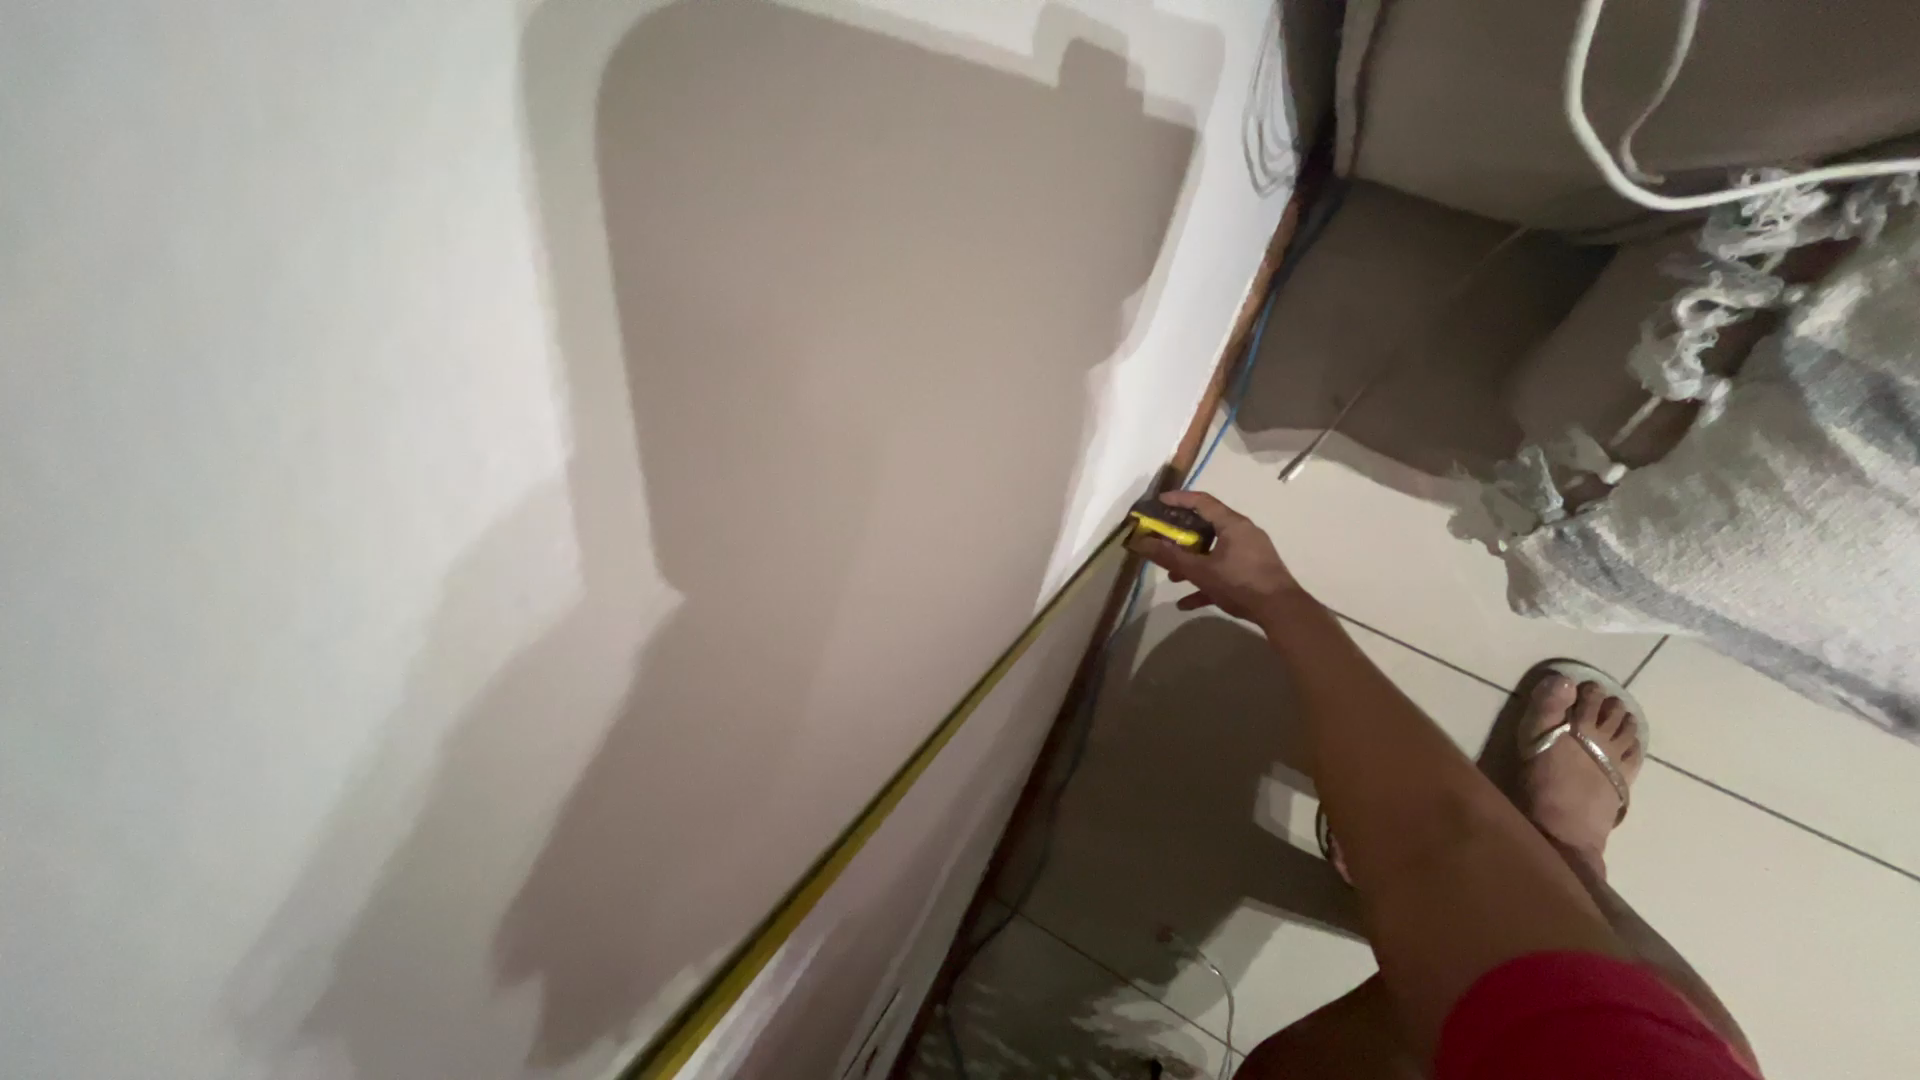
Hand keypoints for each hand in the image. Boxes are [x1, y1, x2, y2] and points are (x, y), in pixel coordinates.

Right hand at [1126, 490, 1305, 623]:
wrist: (1281, 611)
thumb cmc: (1240, 583)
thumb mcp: (1200, 571)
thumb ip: (1169, 556)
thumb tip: (1140, 542)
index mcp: (1232, 524)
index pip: (1202, 501)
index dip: (1178, 500)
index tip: (1158, 503)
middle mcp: (1243, 533)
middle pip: (1207, 527)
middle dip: (1181, 537)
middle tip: (1162, 540)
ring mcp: (1250, 553)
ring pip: (1214, 551)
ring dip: (1192, 562)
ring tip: (1173, 577)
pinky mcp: (1254, 573)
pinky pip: (1225, 571)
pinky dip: (1206, 581)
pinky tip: (1187, 602)